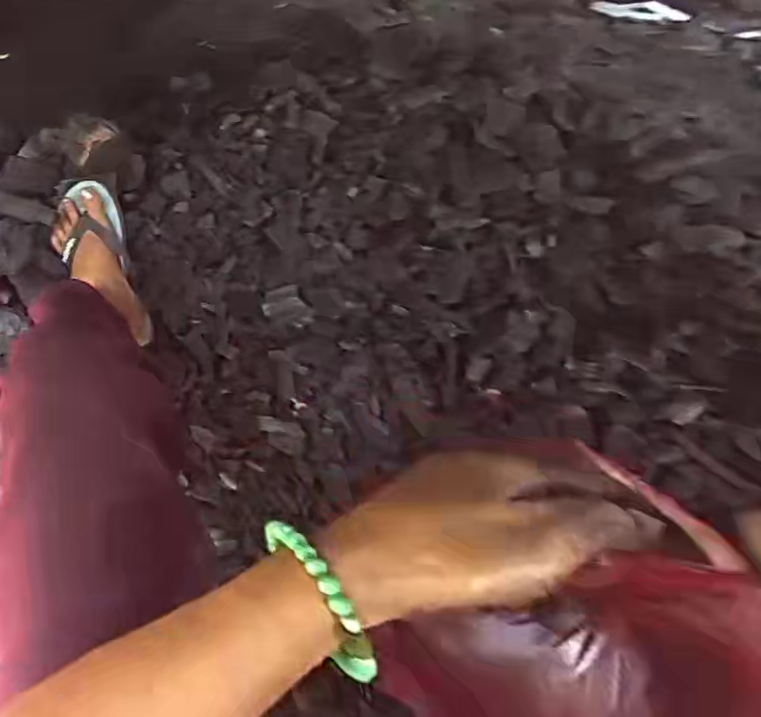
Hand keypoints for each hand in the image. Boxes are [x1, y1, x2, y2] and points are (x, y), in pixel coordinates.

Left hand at [317, 451, 658, 626]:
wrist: (367, 565)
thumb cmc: (457, 552)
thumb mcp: (541, 538)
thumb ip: (593, 523)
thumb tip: (638, 517)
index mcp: (493, 462)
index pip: (576, 472)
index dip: (624, 501)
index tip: (662, 533)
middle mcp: (459, 463)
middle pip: (540, 484)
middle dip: (585, 511)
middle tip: (627, 548)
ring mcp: (431, 485)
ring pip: (508, 500)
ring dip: (547, 523)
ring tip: (582, 556)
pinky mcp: (415, 511)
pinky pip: (481, 517)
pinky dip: (511, 534)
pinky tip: (521, 558)